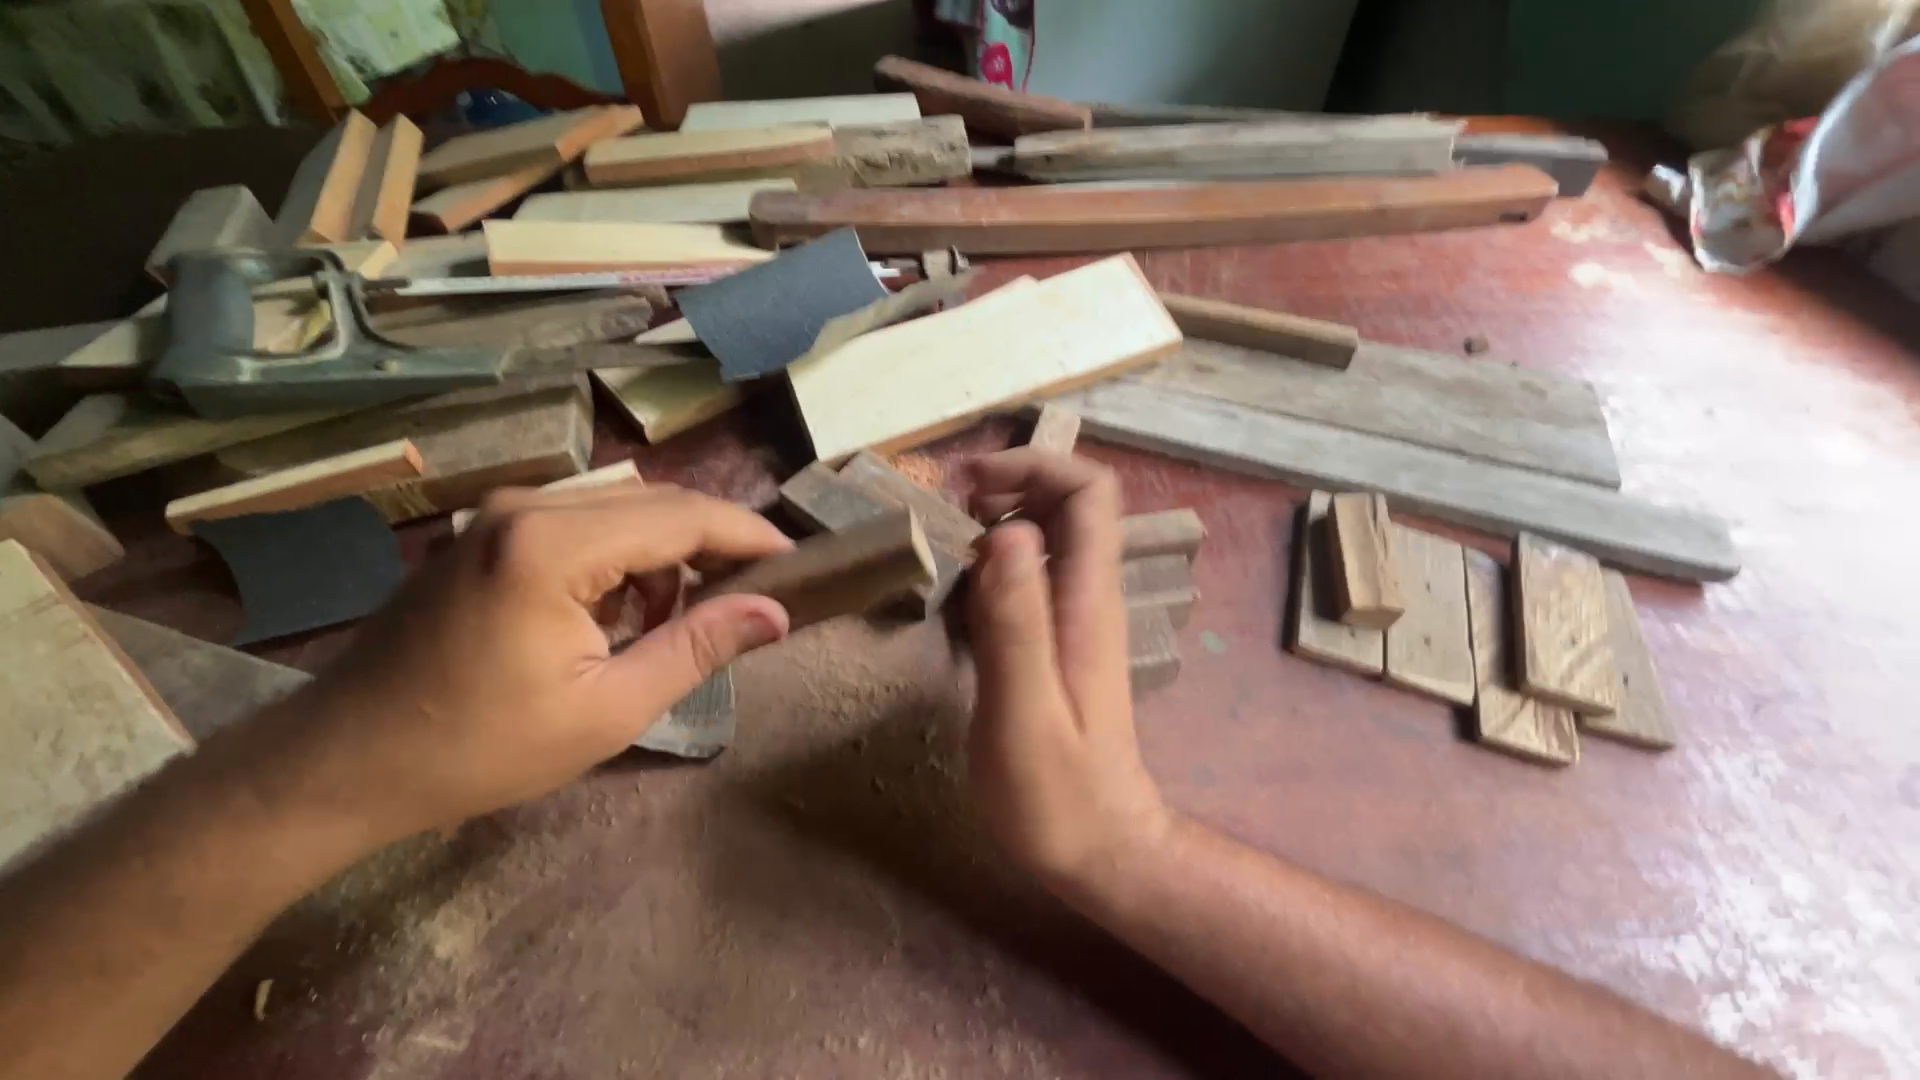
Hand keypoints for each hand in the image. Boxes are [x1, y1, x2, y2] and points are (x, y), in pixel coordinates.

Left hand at [264, 481, 793, 845]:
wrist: (342, 764)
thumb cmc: (479, 749)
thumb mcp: (607, 710)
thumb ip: (698, 648)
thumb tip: (777, 612)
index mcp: (555, 546)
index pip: (684, 516)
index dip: (750, 536)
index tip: (799, 564)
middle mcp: (530, 507)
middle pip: (658, 503)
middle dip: (714, 545)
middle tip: (755, 597)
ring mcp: (504, 513)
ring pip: (626, 510)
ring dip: (668, 556)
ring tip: (678, 624)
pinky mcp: (492, 531)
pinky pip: (587, 524)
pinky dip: (626, 560)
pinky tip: (622, 615)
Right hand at [964, 450, 1170, 896]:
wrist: (1100, 849)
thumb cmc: (1057, 794)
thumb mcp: (1024, 711)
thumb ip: (1015, 622)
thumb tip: (1006, 533)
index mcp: (1088, 601)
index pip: (1089, 494)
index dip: (1034, 466)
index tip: (969, 485)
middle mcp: (1088, 597)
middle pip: (1070, 504)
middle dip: (1013, 483)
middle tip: (951, 506)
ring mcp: (1075, 620)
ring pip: (1050, 537)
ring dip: (1001, 519)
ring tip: (947, 540)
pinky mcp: (1057, 643)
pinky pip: (1032, 577)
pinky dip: (995, 562)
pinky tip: (959, 590)